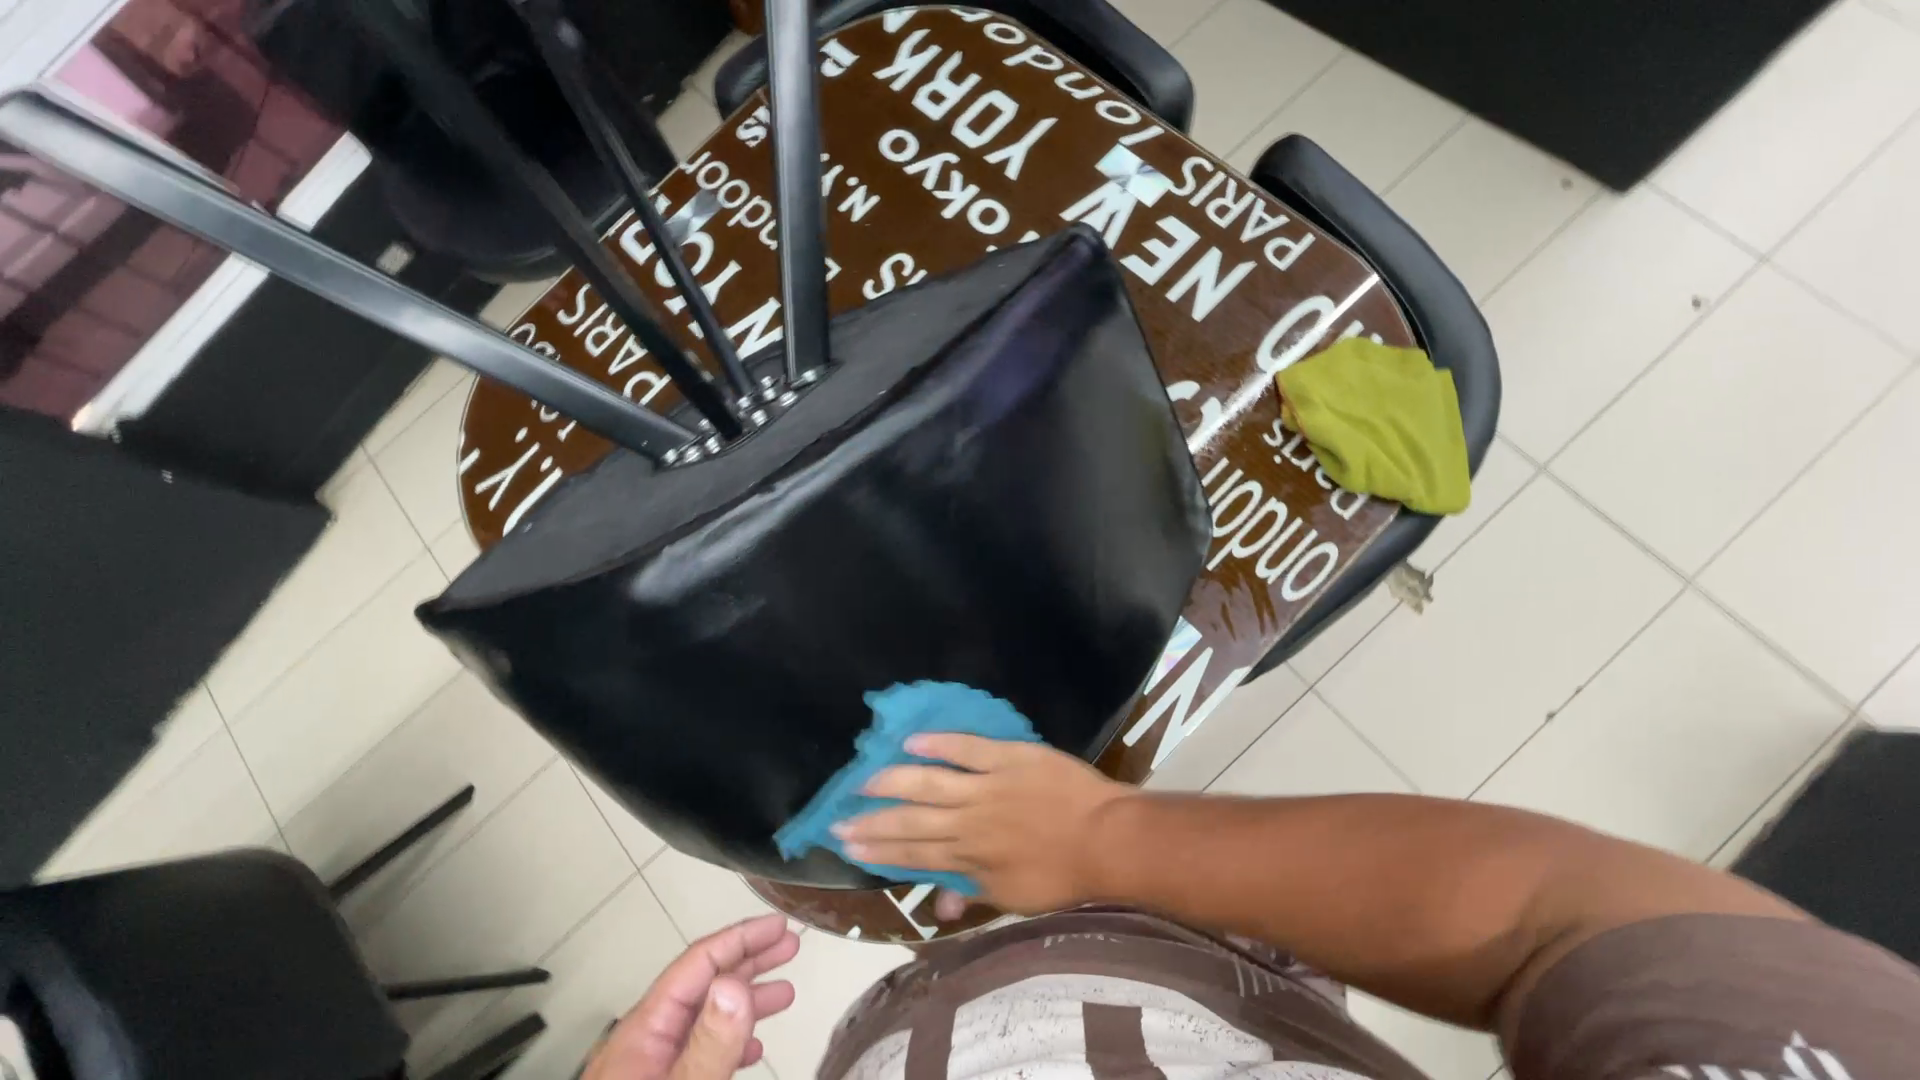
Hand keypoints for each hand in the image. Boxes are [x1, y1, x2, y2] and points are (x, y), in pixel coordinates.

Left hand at [584, 914, 799, 1079]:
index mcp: (644, 1032)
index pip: (697, 965)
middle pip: (702, 986)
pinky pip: (697, 1054)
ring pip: (703, 1020)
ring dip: (745, 1002)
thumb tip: (734, 982)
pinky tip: (750, 1052)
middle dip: (747, 962)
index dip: (740, 939)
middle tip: (791, 948)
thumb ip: (709, 1045)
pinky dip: (729, 1043)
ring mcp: (647, 1072)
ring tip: (785, 994)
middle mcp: (644, 1044)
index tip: (778, 927)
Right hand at [835, 734, 1134, 914]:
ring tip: (862, 781)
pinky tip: (910, 741)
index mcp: (971, 860)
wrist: (1109, 841)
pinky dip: (938, 745)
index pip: (915, 855)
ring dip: (892, 783)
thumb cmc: (1066, 874)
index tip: (848, 845)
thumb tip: (940, 910)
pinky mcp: (1008, 758)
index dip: (879, 850)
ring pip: (929, 784)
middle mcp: (969, 825)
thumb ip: (975, 897)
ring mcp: (987, 788)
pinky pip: (966, 749)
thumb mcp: (1017, 898)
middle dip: (872, 823)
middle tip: (837, 820)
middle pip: (911, 822)